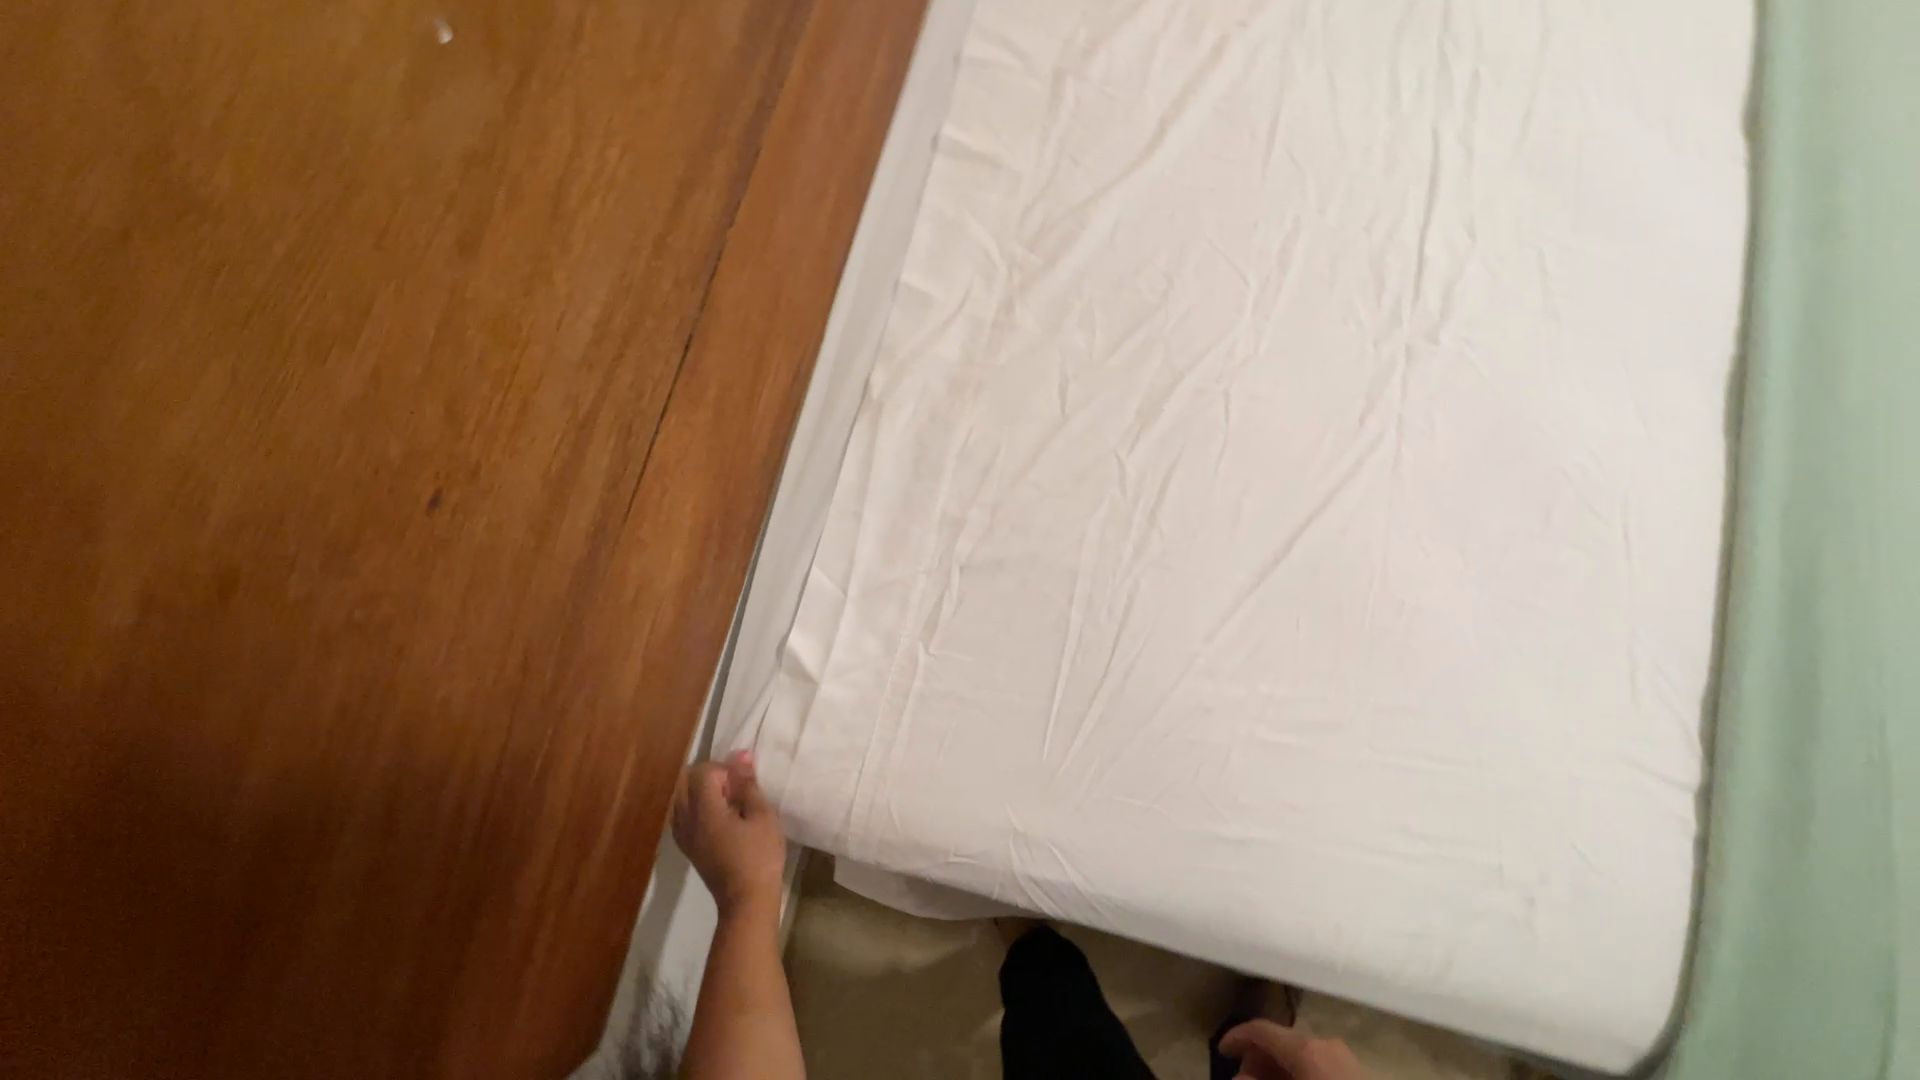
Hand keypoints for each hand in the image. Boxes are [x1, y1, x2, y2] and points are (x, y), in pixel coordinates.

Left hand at [671, 750, 787, 915]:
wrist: (746, 900)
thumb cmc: (759, 856)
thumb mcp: (762, 816)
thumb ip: (748, 784)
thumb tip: (740, 755)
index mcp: (704, 810)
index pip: (702, 772)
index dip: (725, 770)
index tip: (743, 784)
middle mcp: (686, 820)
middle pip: (684, 781)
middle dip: (708, 776)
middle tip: (734, 789)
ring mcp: (683, 835)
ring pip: (679, 797)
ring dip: (699, 791)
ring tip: (726, 803)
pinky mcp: (686, 847)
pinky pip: (681, 814)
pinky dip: (695, 807)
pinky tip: (717, 818)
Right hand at [1218, 1020, 1370, 1079]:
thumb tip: (1239, 1078)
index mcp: (1306, 1047)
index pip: (1261, 1029)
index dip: (1237, 1037)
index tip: (1221, 1051)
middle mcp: (1325, 1043)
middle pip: (1281, 1041)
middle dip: (1258, 1060)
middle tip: (1243, 1079)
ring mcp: (1346, 1058)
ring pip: (1301, 1054)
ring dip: (1278, 1068)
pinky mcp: (1360, 1074)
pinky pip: (1319, 1066)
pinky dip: (1299, 1074)